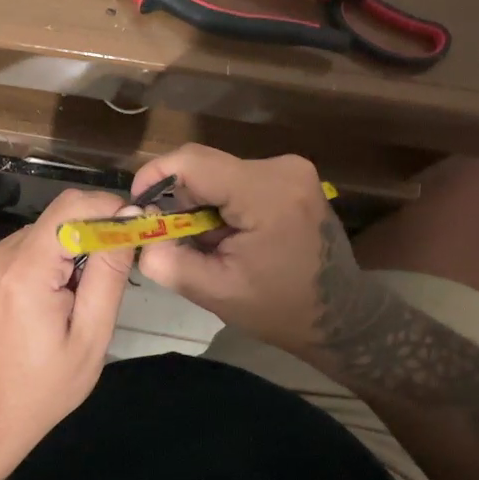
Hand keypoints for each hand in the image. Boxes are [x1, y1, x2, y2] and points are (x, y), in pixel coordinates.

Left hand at [0, 189, 132, 442]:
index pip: (71, 207)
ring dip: (71, 252)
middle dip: (93, 235)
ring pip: (45, 231)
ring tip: (80, 298)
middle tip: (113, 277)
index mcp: (24, 271)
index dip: (109, 208)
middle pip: (59, 218)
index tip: (135, 230)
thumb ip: (109, 273)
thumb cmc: (45, 385)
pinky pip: (28, 246)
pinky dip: (50, 261)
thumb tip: (129, 218)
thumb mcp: (91, 335)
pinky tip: (57, 298)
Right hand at [130, 144, 355, 355]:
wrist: (341, 316)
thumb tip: (137, 231)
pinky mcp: (292, 176)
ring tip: (206, 243)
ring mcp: (291, 169)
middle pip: (204, 165)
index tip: (137, 207)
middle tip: (172, 238)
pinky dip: (221, 202)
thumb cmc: (279, 308)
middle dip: (179, 199)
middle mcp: (281, 168)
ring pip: (218, 171)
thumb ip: (168, 261)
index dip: (154, 177)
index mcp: (265, 193)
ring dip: (201, 203)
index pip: (192, 162)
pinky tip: (228, 235)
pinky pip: (238, 178)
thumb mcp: (215, 292)